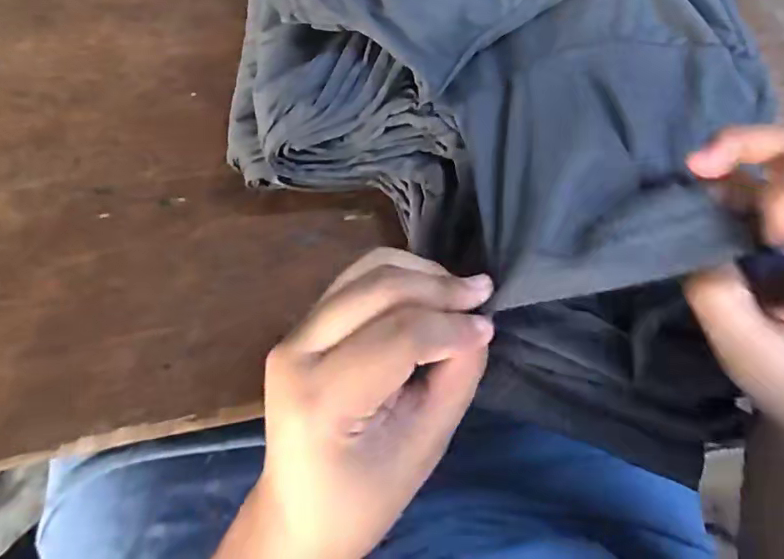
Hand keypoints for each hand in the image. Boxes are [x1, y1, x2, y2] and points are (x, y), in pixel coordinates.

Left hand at [218, 248, 494, 558]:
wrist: (300, 513)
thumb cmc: (363, 496)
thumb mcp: (421, 449)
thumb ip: (455, 380)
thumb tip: (477, 324)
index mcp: (320, 398)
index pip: (398, 336)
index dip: (450, 325)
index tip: (488, 326)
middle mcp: (297, 351)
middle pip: (379, 289)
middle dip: (439, 286)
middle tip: (482, 292)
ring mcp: (295, 331)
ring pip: (367, 270)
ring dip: (420, 273)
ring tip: (459, 291)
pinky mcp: (304, 322)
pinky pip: (357, 277)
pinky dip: (400, 274)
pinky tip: (429, 290)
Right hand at [683, 126, 783, 445]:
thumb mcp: (758, 359)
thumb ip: (722, 302)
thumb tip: (690, 243)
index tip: (769, 240)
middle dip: (751, 146)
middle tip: (700, 164)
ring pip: (778, 161)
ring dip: (733, 158)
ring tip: (693, 174)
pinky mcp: (781, 230)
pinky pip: (753, 185)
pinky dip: (722, 180)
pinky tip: (697, 197)